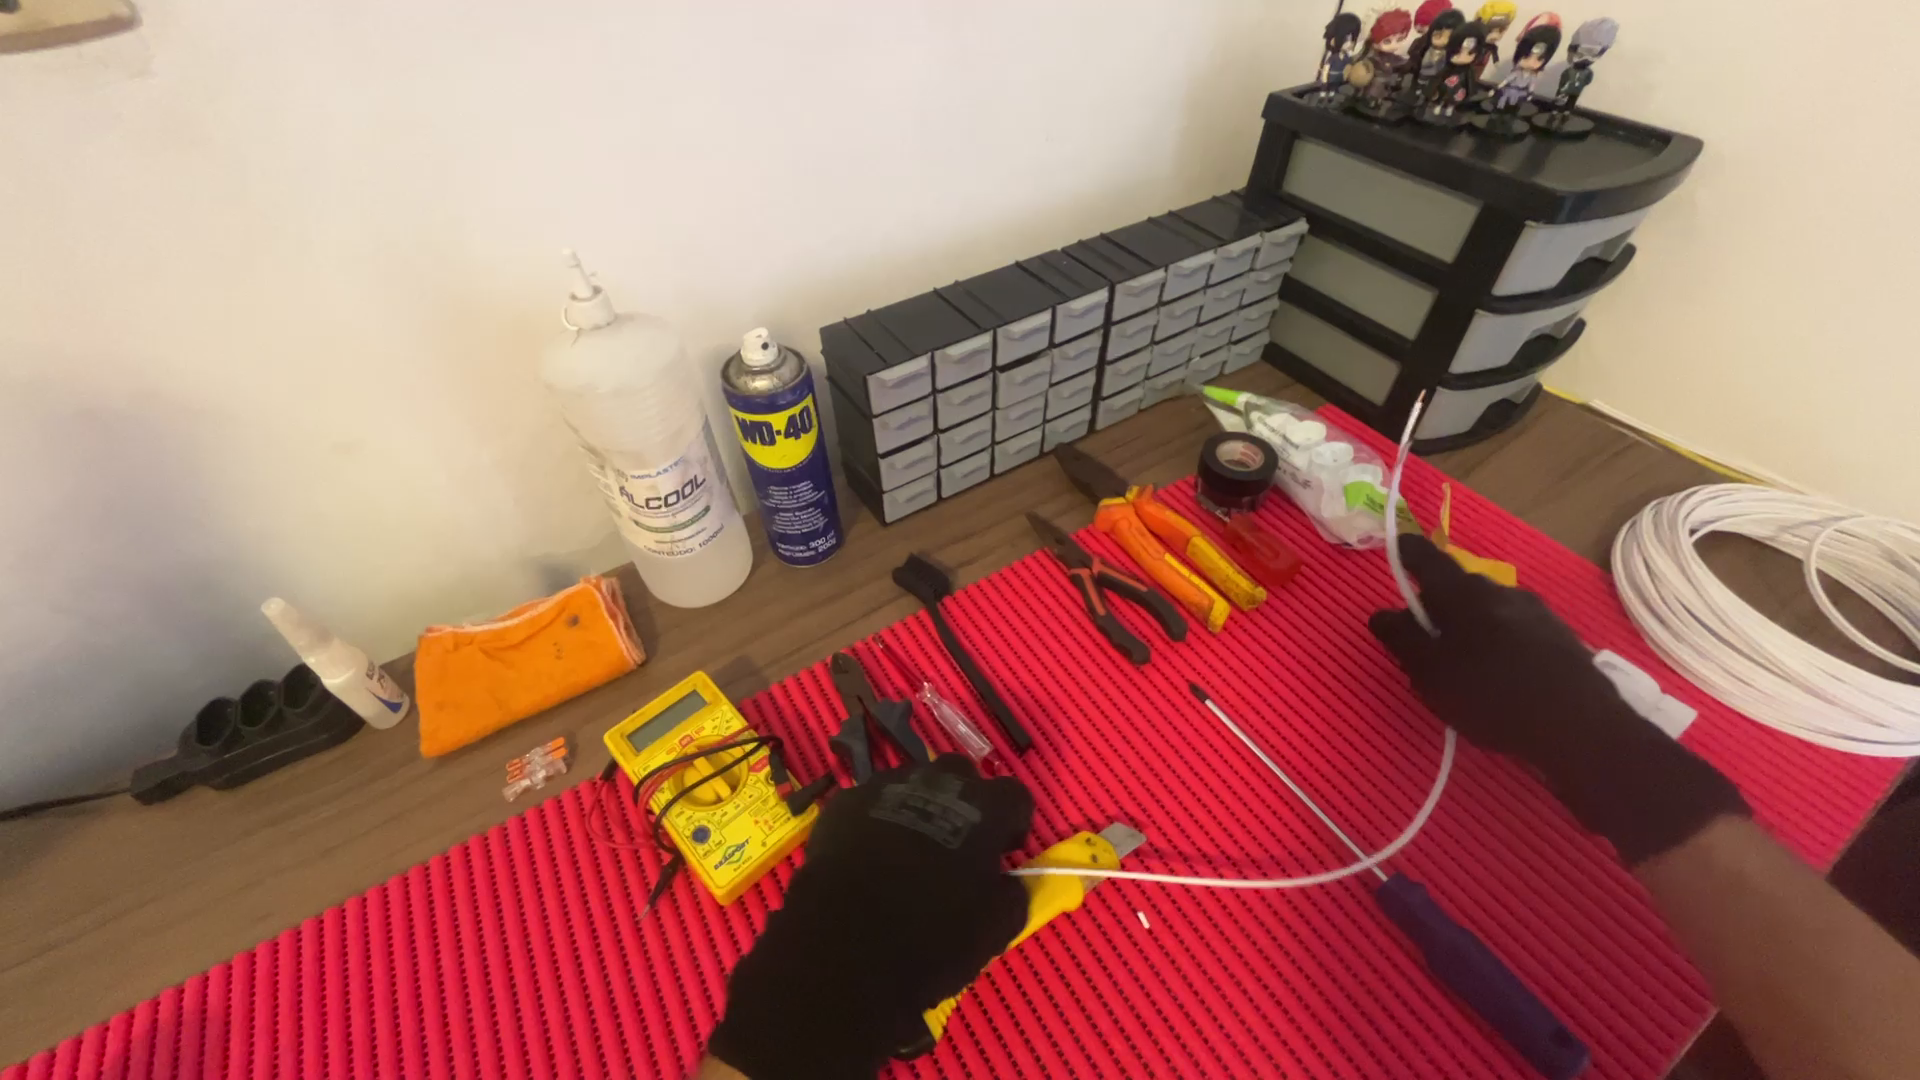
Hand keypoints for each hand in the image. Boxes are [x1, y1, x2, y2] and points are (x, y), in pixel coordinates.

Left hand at [707, 756, 1032, 1079]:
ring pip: (912, 783)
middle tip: (955, 845)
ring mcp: (886, 786)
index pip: (1015, 795)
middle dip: (964, 801)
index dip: (1012, 823)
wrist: (844, 944)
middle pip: (960, 774)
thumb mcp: (994, 929)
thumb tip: (1007, 881)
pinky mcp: (845, 803)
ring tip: (906, 852)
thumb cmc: (931, 937)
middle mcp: (937, 782)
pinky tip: (866, 858)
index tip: (1002, 852)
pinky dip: (875, 822)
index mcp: (984, 808)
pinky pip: (869, 803)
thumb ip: (1010, 894)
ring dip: (917, 807)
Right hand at [1369, 535, 1747, 865]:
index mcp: (1462, 593)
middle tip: (1421, 639)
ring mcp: (1536, 613)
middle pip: (1456, 585)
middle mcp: (1500, 591)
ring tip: (1461, 664)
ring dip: (1468, 625)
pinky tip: (1498, 676)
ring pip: (1487, 608)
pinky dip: (1496, 641)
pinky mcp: (1560, 638)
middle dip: (1435, 604)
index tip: (1393, 553)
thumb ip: (1400, 638)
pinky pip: (1513, 628)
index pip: (1426, 556)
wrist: (1583, 731)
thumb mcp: (1428, 672)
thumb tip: (1382, 613)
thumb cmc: (1490, 696)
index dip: (1405, 552)